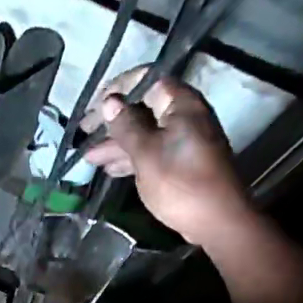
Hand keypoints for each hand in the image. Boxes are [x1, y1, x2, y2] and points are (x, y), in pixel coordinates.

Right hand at [80, 67, 258, 246]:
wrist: (218, 223)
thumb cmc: (181, 184)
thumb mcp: (146, 154)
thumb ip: (126, 126)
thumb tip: (109, 102)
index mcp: (181, 103)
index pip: (145, 80)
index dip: (116, 89)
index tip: (94, 106)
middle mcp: (185, 115)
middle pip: (143, 108)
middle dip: (113, 122)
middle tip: (84, 134)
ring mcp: (186, 140)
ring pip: (146, 134)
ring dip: (118, 144)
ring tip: (90, 158)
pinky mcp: (184, 163)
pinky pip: (154, 151)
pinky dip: (133, 158)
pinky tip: (111, 169)